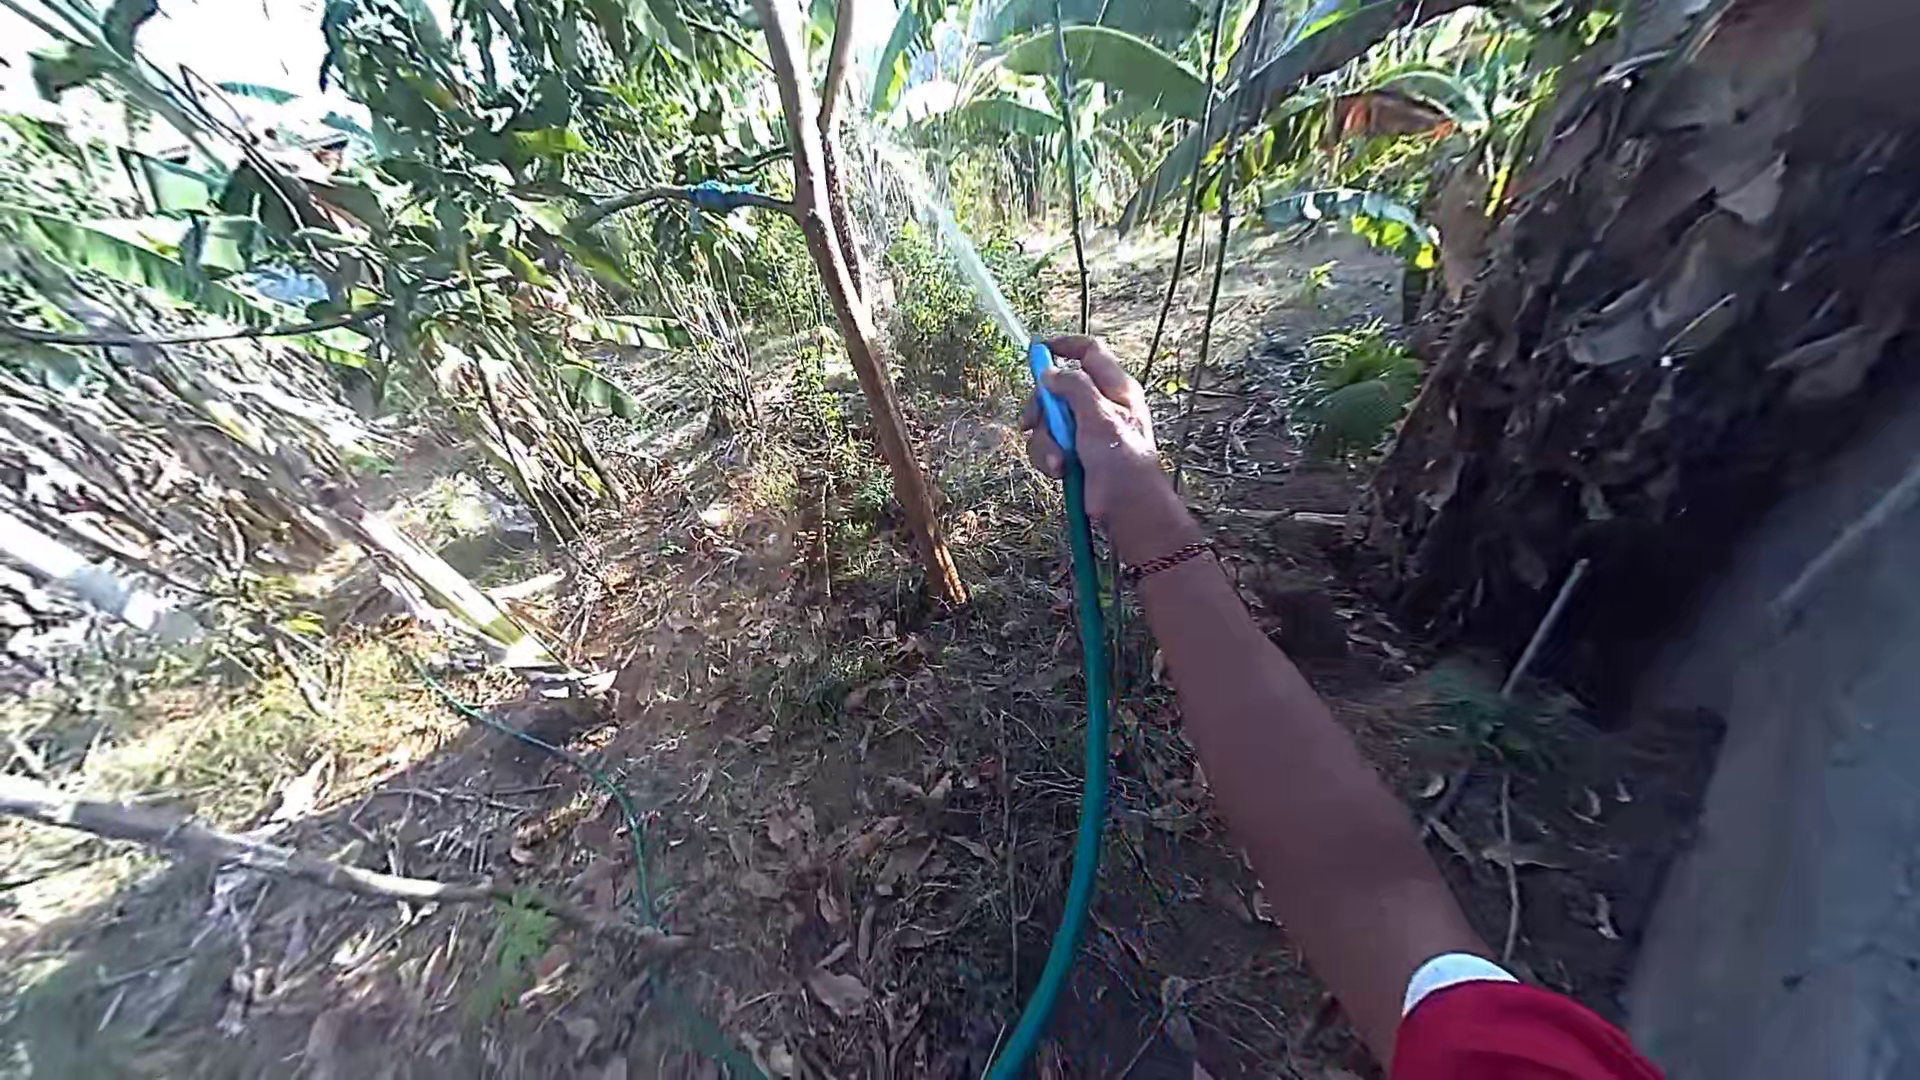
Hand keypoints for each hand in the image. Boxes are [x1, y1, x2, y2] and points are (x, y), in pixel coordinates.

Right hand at [1020, 336, 1199, 563]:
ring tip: (1057, 462)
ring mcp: (1086, 430)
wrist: (1127, 507)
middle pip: (1057, 390)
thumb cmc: (1121, 460)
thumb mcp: (1098, 417)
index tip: (1037, 350)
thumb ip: (1073, 388)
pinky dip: (1047, 458)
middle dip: (1041, 408)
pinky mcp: (1075, 453)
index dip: (1063, 346)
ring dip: (1045, 442)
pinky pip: (1048, 445)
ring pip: (1048, 421)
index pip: (1088, 351)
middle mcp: (1099, 405)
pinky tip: (1058, 471)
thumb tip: (1048, 374)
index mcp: (1115, 388)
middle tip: (1030, 422)